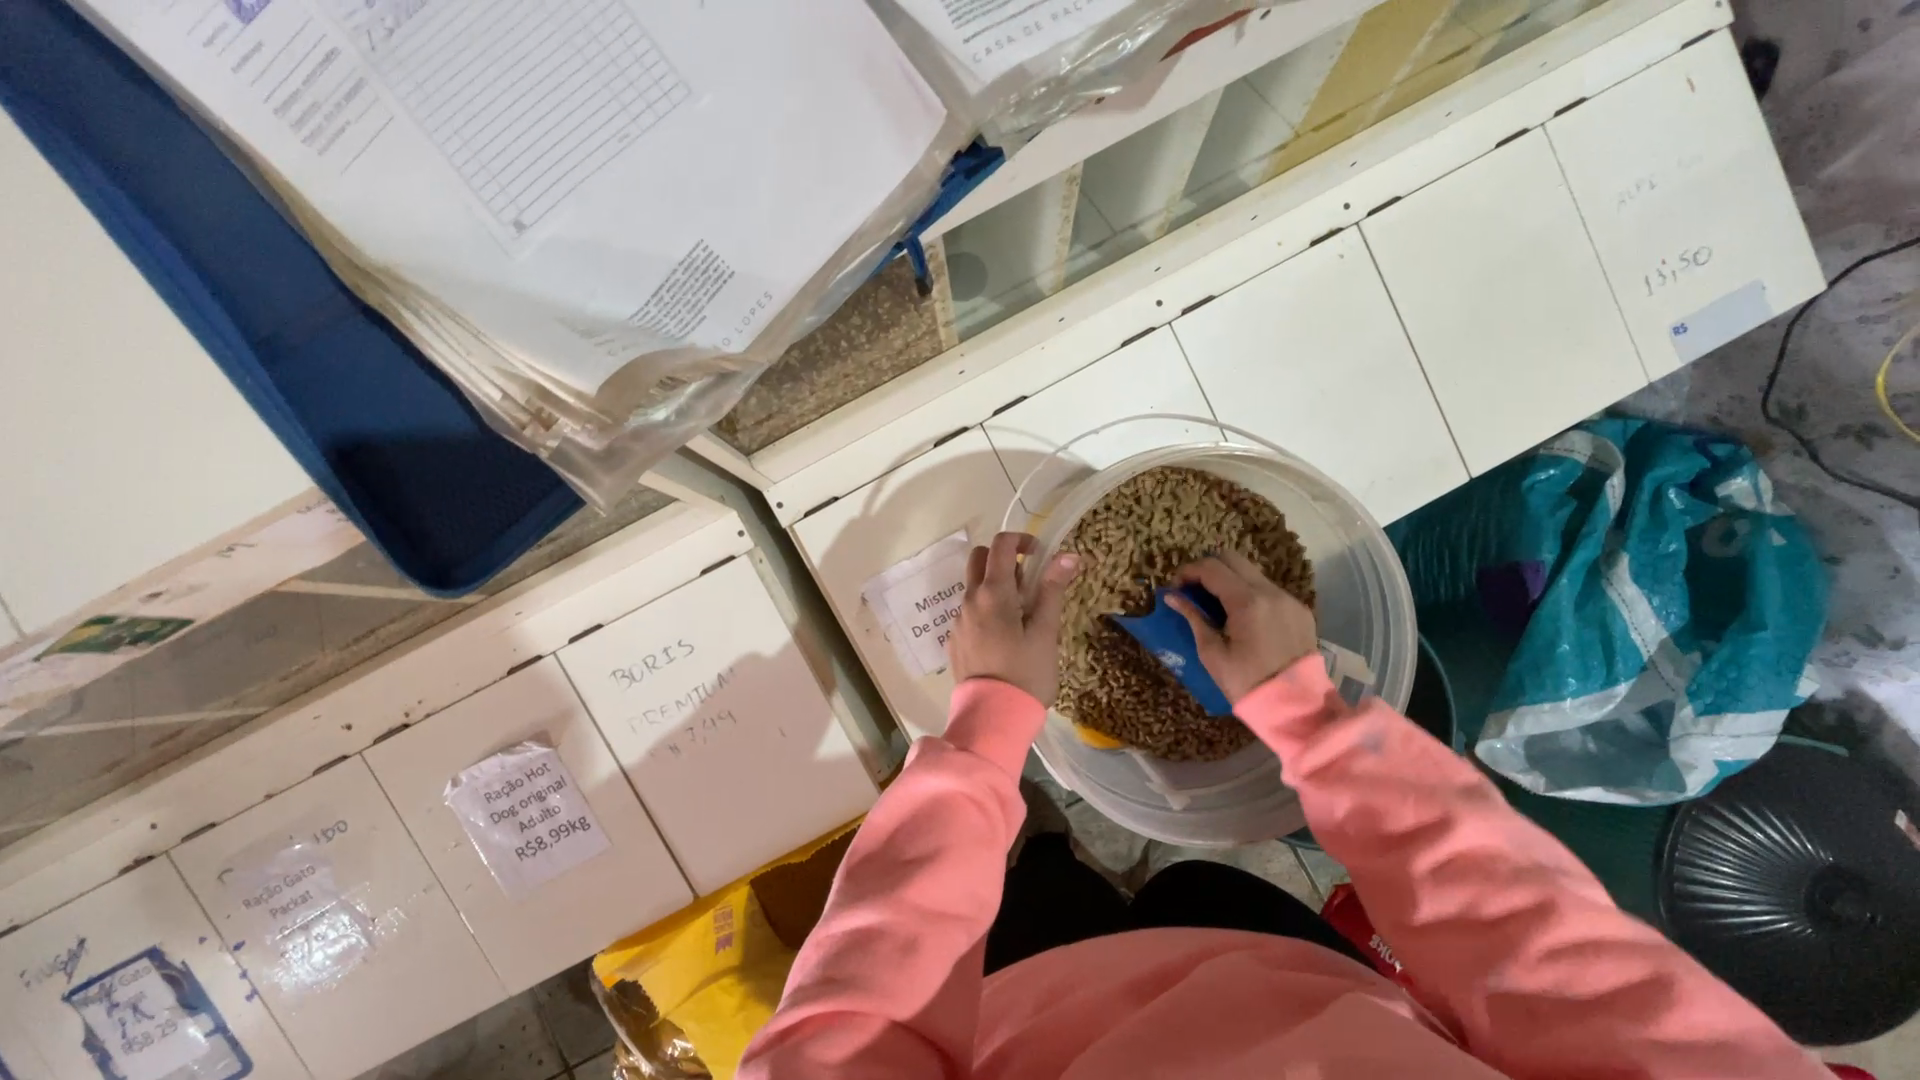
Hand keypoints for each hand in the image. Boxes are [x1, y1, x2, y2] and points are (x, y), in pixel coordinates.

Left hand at [949, 532, 1079, 703]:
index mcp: (993, 593)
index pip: (1000, 546)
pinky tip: (1004, 638)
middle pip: (979, 559)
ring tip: (1020, 616)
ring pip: (973, 586)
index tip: (1039, 553)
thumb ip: (1052, 590)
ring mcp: (958, 621)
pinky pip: (969, 611)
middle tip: (1028, 584)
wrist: (993, 717)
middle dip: (1002, 559)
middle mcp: (969, 600)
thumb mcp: (1046, 631)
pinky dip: (986, 609)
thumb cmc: (1026, 673)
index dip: (1021, 540)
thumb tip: (1067, 555)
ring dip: (995, 586)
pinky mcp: (954, 640)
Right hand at [1166, 550, 1318, 704]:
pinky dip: (1250, 594)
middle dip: (1209, 569)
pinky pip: (1269, 590)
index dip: (1188, 572)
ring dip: (1230, 580)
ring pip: (1252, 573)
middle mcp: (1271, 592)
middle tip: (1193, 590)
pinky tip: (1242, 618)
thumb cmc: (1247, 684)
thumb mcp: (1212, 653)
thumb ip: (1194, 618)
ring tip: (1216, 605)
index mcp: (1247, 602)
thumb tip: (1172, 597)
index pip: (1212, 568)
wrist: (1296, 708)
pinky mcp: (1300, 611)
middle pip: (1233, 559)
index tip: (1175, 588)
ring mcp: (1289, 599)